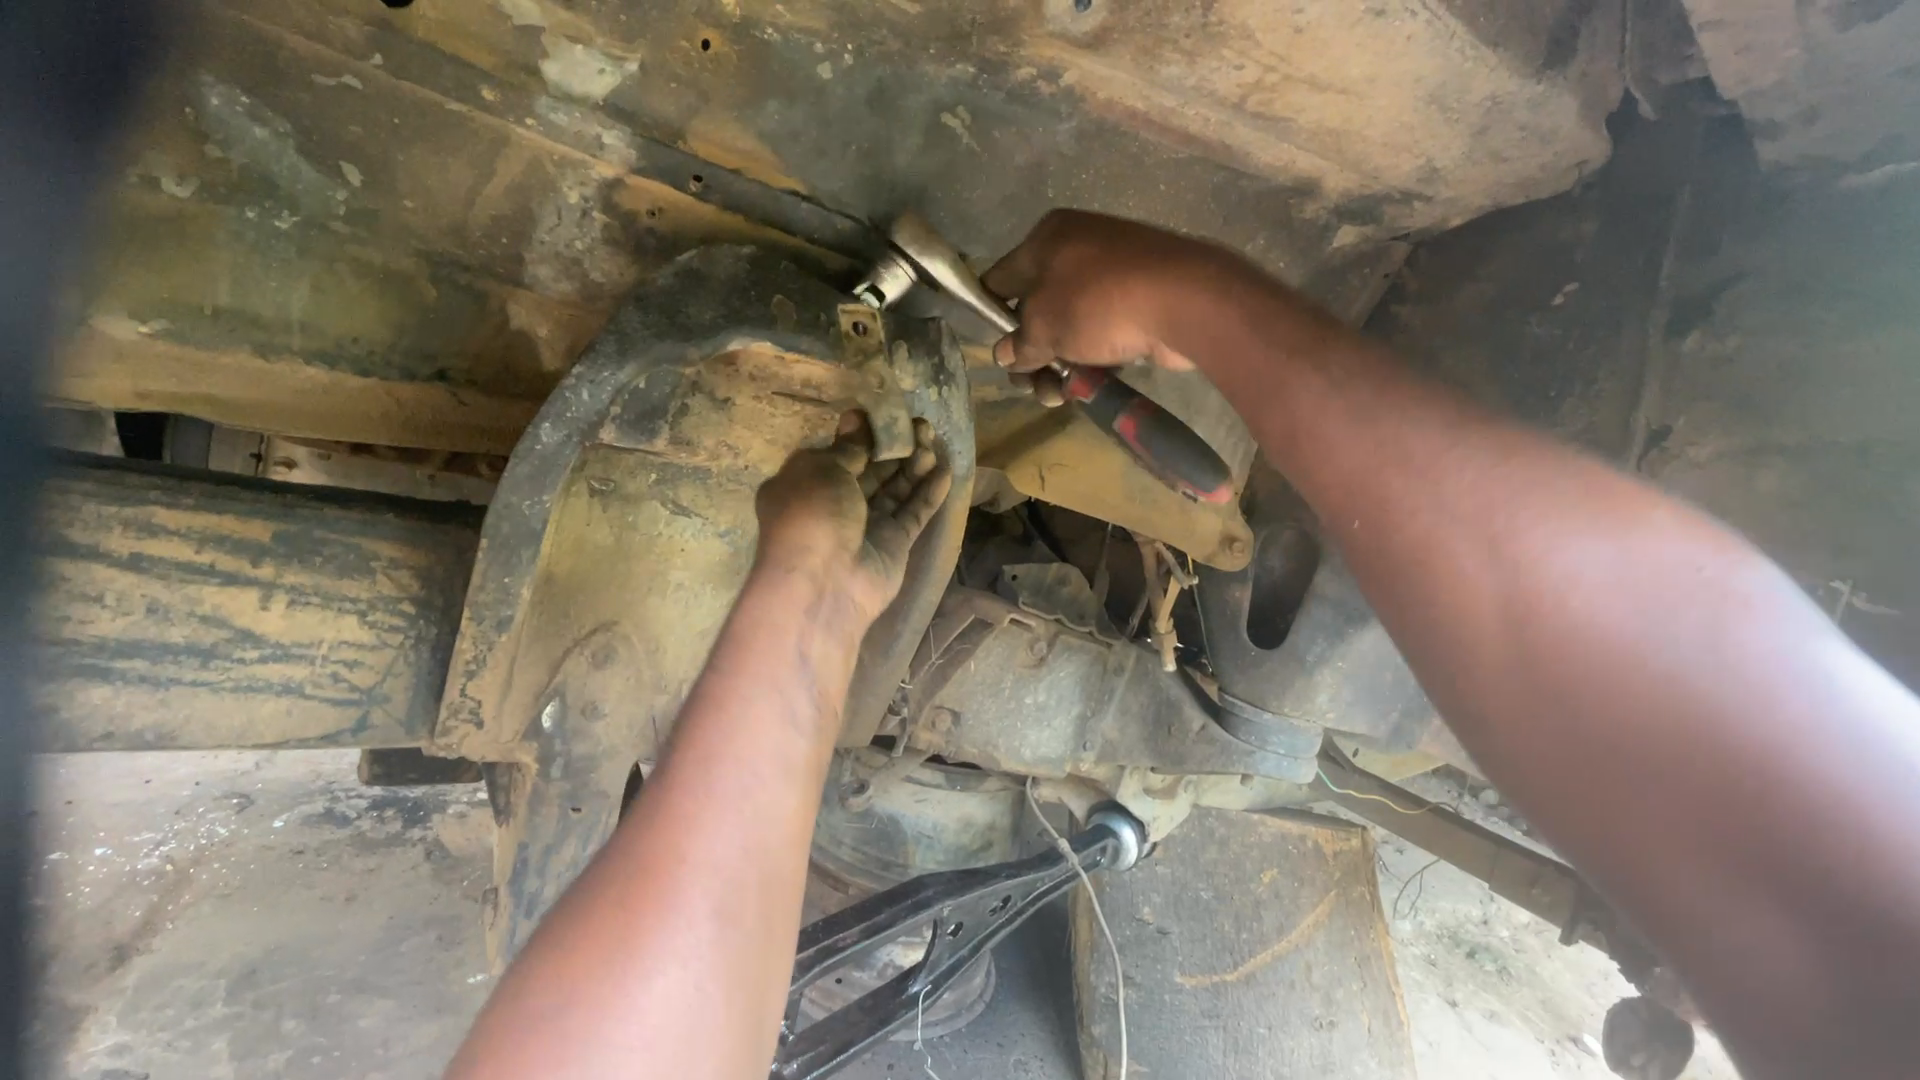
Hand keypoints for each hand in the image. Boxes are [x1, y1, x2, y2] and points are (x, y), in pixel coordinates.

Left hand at [754, 412, 952, 623]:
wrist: (824, 583)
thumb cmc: (812, 515)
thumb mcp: (822, 469)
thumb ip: (848, 447)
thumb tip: (856, 418)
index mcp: (806, 484)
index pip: (838, 453)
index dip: (863, 435)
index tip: (887, 414)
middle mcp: (835, 504)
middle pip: (871, 470)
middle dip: (895, 447)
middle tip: (921, 424)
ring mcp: (866, 526)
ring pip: (895, 489)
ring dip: (914, 465)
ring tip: (934, 440)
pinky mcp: (893, 544)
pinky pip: (913, 512)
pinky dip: (928, 492)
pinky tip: (946, 470)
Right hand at [982, 209, 1246, 404]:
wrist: (1182, 301)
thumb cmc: (1098, 302)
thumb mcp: (1044, 325)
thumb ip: (1019, 342)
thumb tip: (1004, 355)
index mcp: (1047, 238)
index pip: (1001, 279)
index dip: (990, 317)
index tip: (993, 351)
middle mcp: (1077, 249)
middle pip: (1035, 309)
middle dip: (1029, 354)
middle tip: (1028, 386)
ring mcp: (1111, 275)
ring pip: (1068, 327)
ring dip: (1056, 365)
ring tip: (1056, 397)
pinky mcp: (1138, 302)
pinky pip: (1099, 333)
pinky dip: (1089, 359)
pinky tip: (1084, 387)